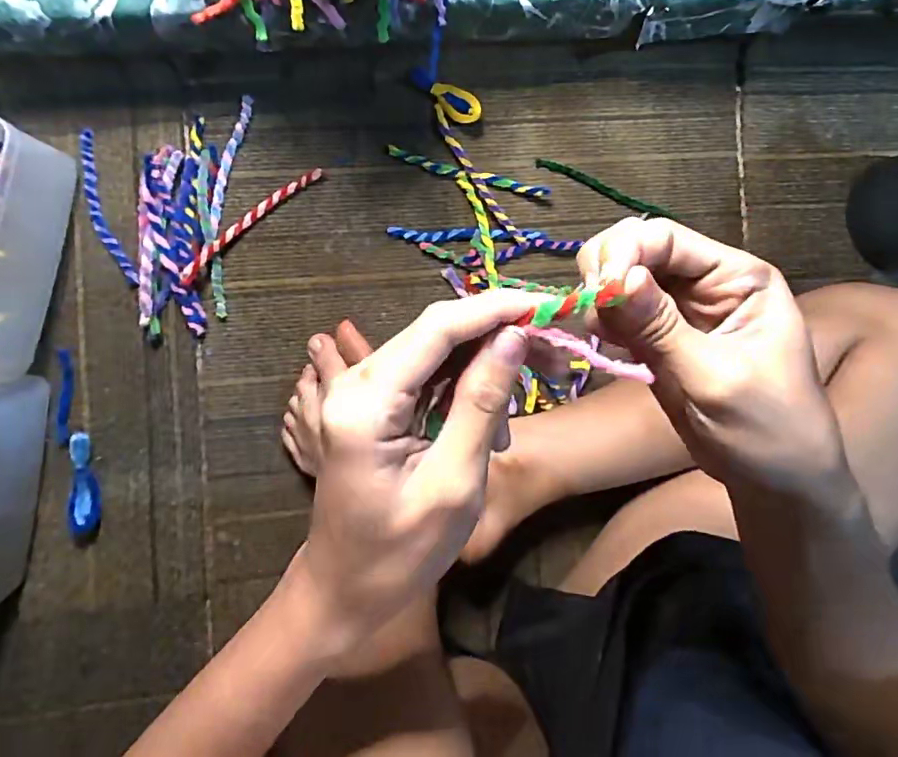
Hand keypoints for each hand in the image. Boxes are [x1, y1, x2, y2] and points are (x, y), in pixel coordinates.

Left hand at [288, 290, 537, 649]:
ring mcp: (360, 390)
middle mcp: (357, 382)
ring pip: (437, 350)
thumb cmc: (399, 554)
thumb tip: (513, 336)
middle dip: (498, 334)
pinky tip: (495, 419)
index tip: (545, 305)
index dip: (494, 309)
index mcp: (366, 402)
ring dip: (487, 362)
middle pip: (437, 332)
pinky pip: (428, 374)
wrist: (342, 592)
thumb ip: (482, 402)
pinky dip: (467, 385)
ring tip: (534, 391)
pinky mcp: (373, 402)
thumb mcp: (455, 482)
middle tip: (555, 356)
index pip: (437, 328)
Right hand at [579, 218, 849, 503]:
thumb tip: (617, 280)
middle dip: (607, 270)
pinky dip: (601, 319)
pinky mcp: (658, 332)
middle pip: (637, 245)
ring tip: (603, 335)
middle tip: (595, 312)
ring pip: (620, 274)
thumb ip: (662, 329)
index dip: (626, 252)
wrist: (776, 482)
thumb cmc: (766, 430)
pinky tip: (608, 345)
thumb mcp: (716, 379)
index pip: (667, 237)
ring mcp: (681, 306)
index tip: (600, 291)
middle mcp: (706, 280)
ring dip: (600, 295)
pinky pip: (618, 308)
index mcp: (737, 276)